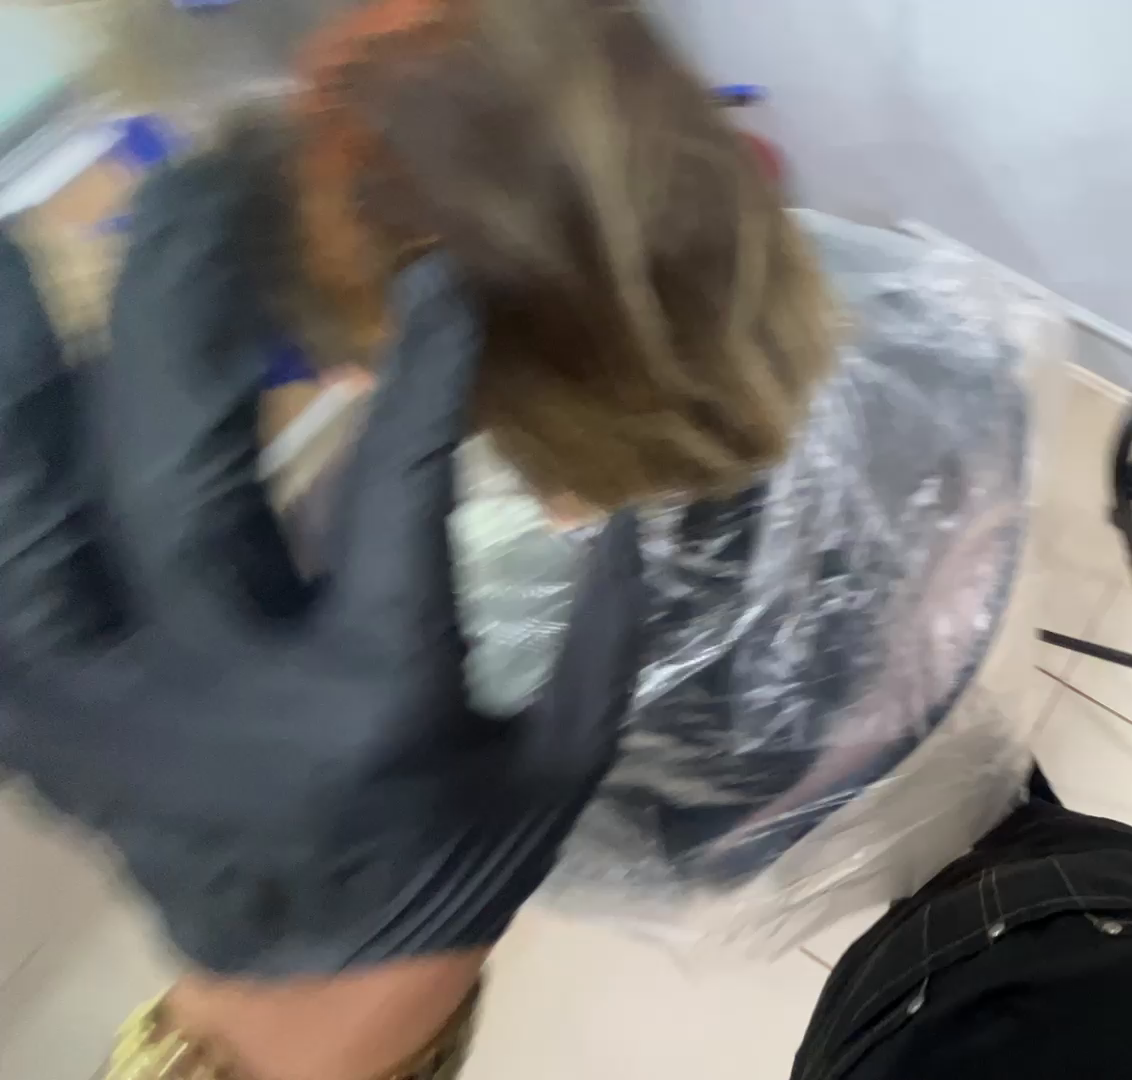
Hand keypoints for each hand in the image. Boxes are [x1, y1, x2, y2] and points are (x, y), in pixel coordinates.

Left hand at [0, 142, 640, 975]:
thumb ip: (605, 630)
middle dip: (198, 303)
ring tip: (41, 226)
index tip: (438, 282)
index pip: (390, 495)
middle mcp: (218, 680)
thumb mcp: (576, 751)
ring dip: (29, 350)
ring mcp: (93, 698)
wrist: (322, 972)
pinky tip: (10, 377)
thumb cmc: (474, 848)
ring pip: (21, 499)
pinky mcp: (33, 716)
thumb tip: (606, 510)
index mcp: (380, 689)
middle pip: (177, 462)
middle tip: (215, 183)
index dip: (419, 375)